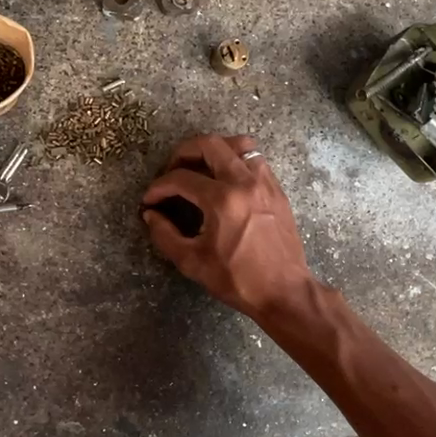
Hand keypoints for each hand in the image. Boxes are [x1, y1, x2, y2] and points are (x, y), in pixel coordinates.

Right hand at [141, 135, 316, 319]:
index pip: (181, 179)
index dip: (159, 187)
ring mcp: (264, 183)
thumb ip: (165, 235)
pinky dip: (236, 160)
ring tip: (201, 167)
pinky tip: (226, 180)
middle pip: (209, 144)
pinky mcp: (277, 190)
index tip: (150, 199)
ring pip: (237, 145)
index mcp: (222, 200)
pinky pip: (254, 160)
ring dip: (214, 150)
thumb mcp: (192, 262)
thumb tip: (151, 215)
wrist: (285, 292)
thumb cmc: (238, 280)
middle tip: (172, 170)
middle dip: (183, 152)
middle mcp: (244, 182)